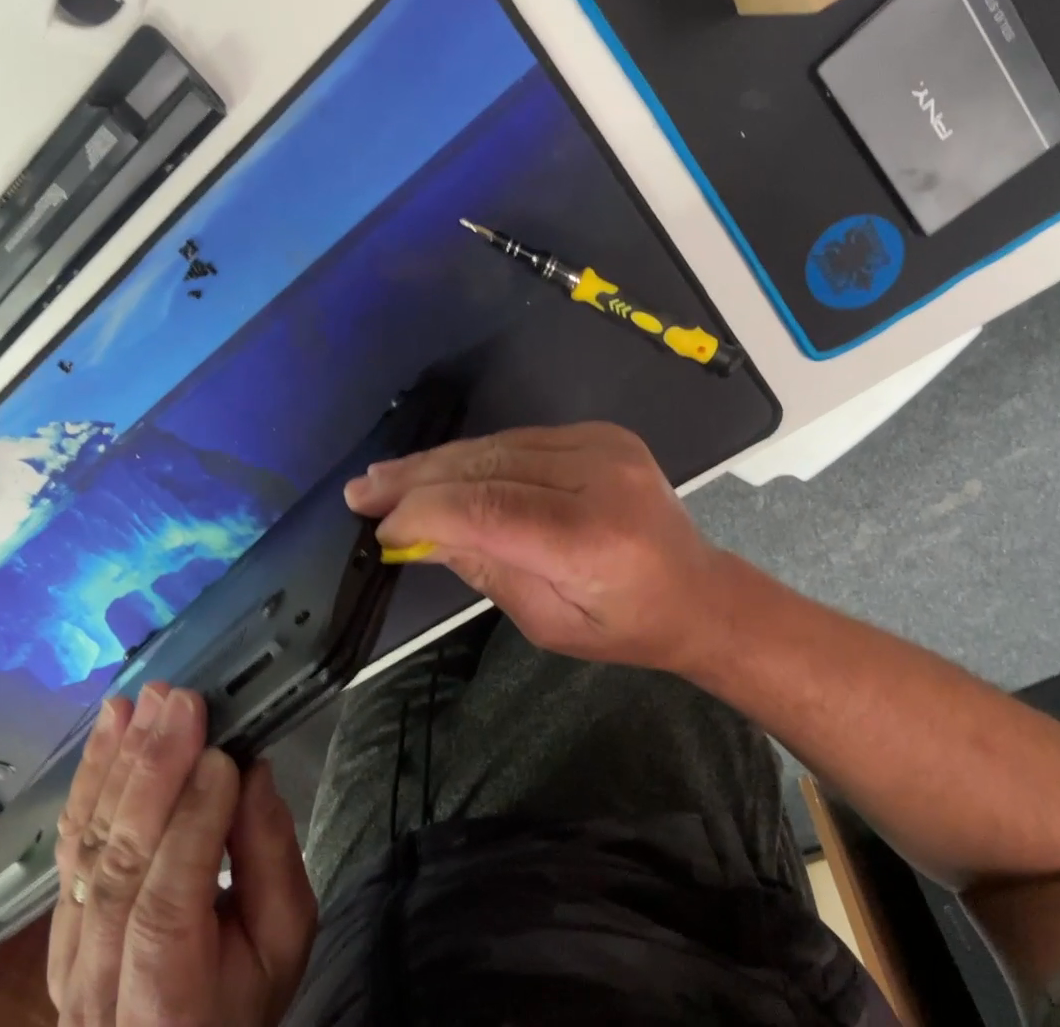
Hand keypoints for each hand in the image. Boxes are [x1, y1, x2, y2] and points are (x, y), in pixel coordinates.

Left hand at [49, 685, 316, 1025]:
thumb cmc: (240, 1000)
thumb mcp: (283, 942)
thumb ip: (272, 859)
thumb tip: (252, 774)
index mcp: (169, 998)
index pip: (168, 901)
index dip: (191, 824)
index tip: (219, 756)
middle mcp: (100, 980)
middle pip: (118, 865)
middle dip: (151, 773)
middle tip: (179, 704)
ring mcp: (65, 952)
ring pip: (85, 848)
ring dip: (116, 764)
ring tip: (141, 704)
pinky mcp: (54, 922)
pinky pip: (68, 844)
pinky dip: (89, 780)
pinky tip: (108, 732)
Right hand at [344, 422, 733, 672]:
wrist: (697, 590)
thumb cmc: (623, 626)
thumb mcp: (546, 620)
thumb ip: (484, 568)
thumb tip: (418, 534)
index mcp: (592, 538)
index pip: (487, 509)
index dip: (424, 513)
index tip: (381, 529)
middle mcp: (600, 477)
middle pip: (486, 466)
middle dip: (417, 480)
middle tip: (363, 491)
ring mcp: (605, 446)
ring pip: (496, 445)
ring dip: (436, 463)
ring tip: (386, 478)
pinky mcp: (601, 433)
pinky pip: (518, 440)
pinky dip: (472, 456)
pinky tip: (436, 469)